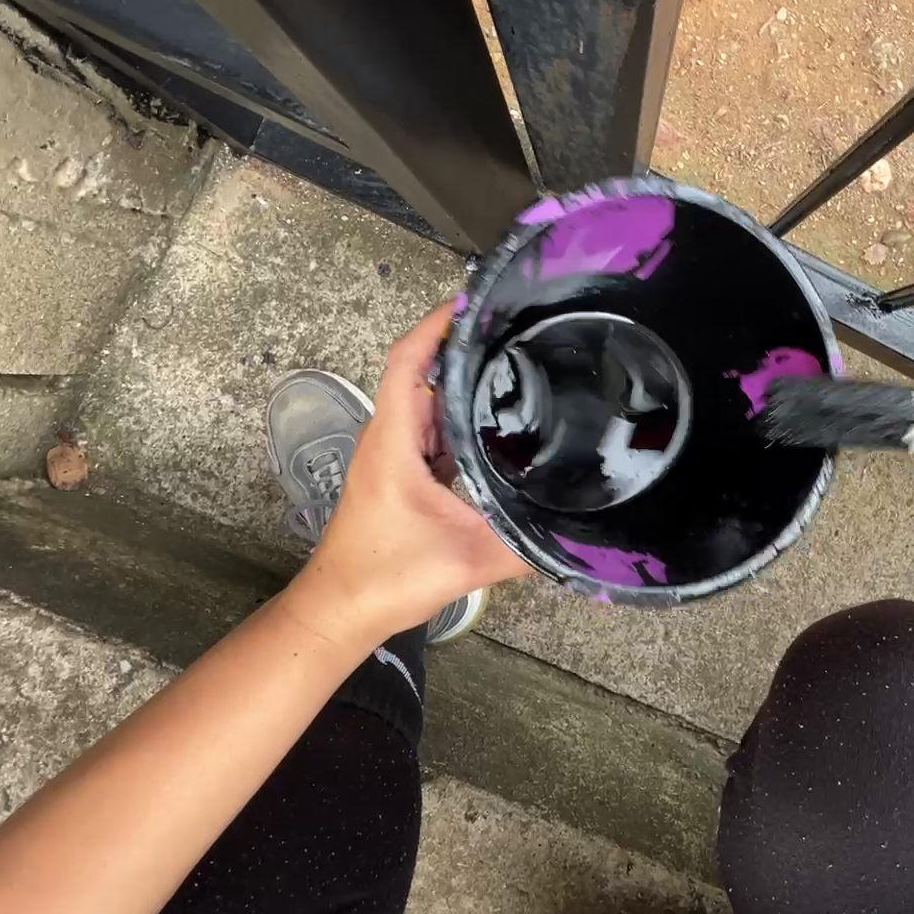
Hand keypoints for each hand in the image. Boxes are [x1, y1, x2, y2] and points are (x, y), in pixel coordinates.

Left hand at [283, 301, 527, 645]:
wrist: (338, 611)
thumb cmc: (384, 579)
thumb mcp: (465, 561)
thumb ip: (523, 546)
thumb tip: (575, 534)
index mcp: (395, 442)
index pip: (409, 360)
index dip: (438, 324)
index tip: (477, 302)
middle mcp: (390, 439)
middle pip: (424, 373)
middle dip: (466, 347)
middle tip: (519, 334)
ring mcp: (394, 456)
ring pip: (431, 403)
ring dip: (465, 385)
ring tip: (517, 370)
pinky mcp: (402, 474)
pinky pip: (434, 431)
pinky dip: (462, 420)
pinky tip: (498, 427)